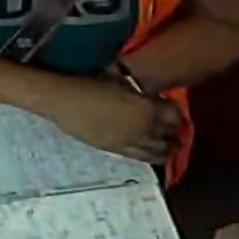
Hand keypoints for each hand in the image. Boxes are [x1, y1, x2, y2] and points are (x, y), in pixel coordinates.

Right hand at [42, 75, 182, 161]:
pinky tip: (150, 155)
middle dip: (174, 134)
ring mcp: (128, 140)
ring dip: (164, 149)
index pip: (175, 115)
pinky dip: (148, 156)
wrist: (61, 101)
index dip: (177, 115)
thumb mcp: (120, 82)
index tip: (174, 113)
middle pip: (169, 135)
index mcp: (147, 107)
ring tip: (166, 148)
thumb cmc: (88, 85)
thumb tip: (148, 97)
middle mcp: (143, 127)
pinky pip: (137, 156)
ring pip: (156, 150)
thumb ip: (138, 94)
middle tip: (174, 132)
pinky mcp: (113, 149)